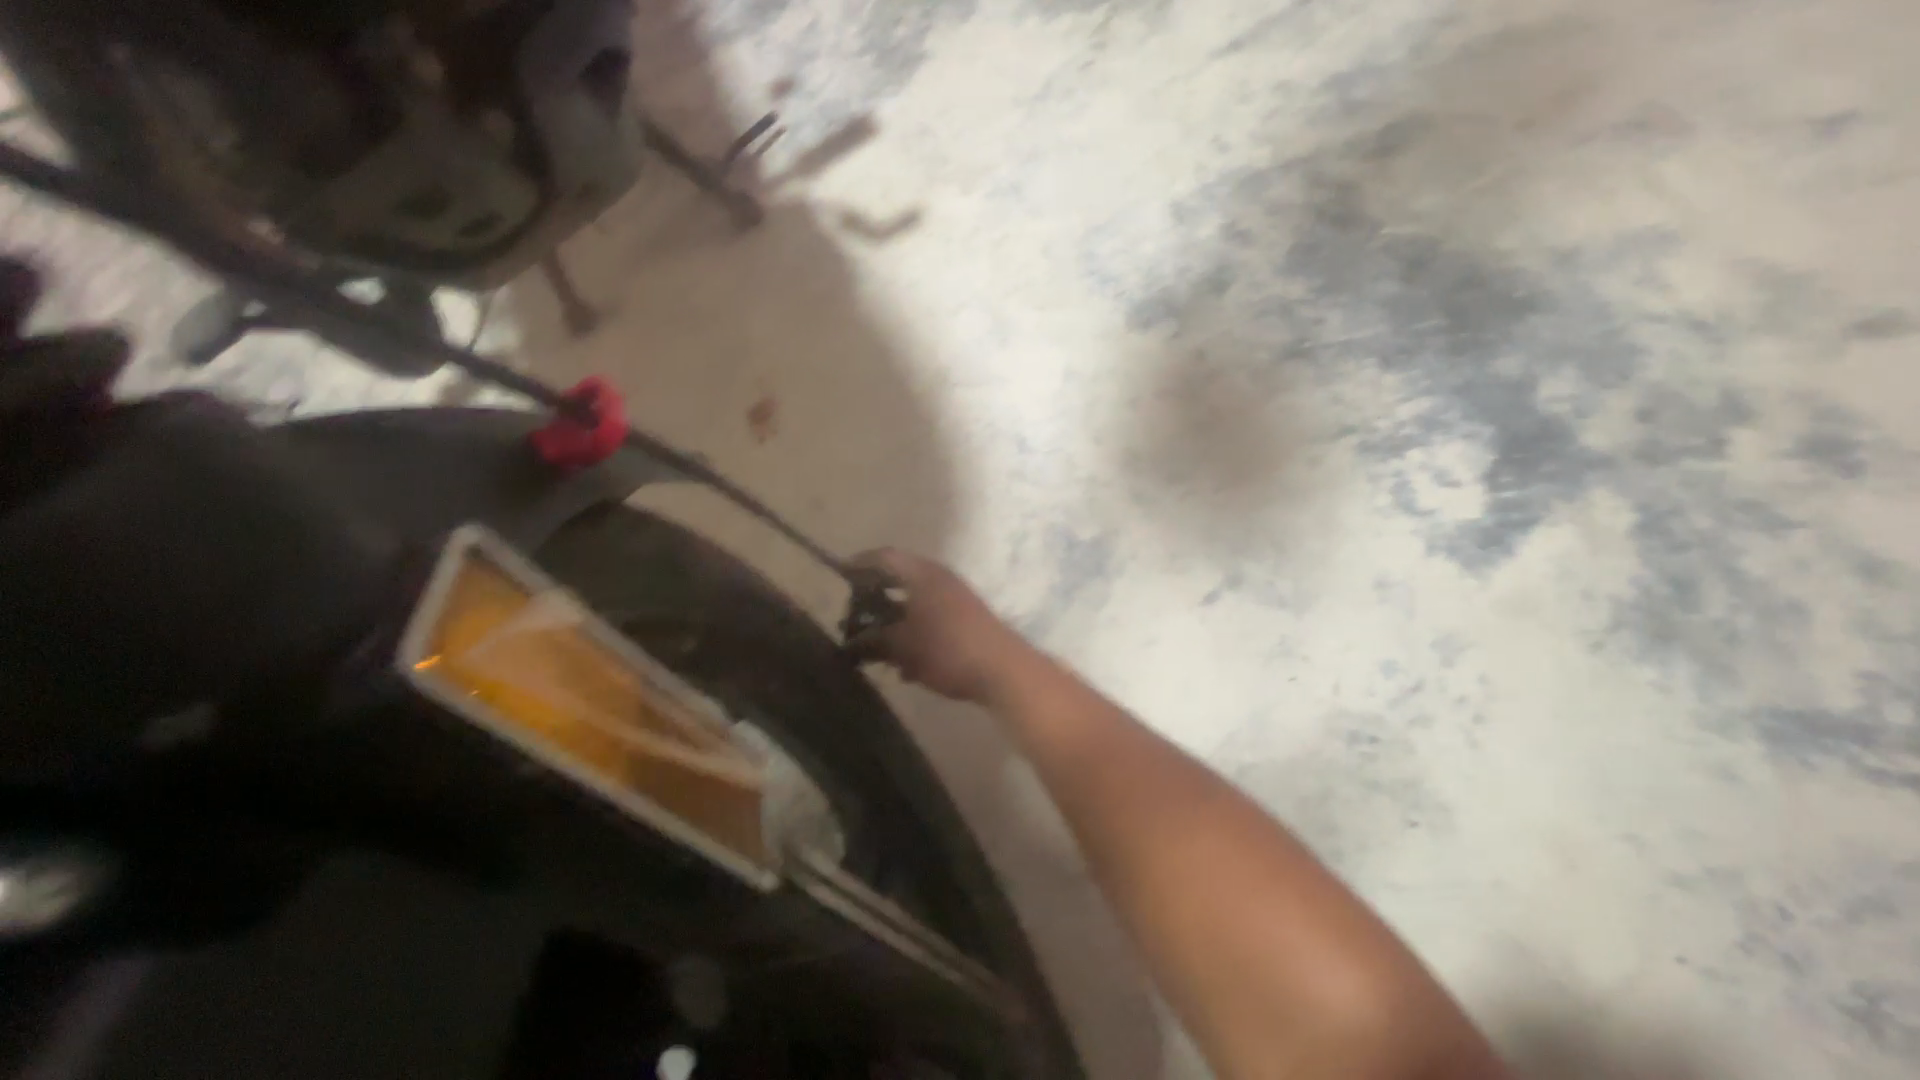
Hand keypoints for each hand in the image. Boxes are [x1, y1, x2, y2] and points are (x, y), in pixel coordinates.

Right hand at [846, 549, 1031, 703]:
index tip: (839, 575)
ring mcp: (956, 600)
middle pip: (899, 581)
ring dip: (894, 624)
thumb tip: (852, 641)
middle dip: (874, 600)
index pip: (884, 558)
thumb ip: (873, 640)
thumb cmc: (947, 649)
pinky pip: (931, 622)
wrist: (1003, 670)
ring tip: (875, 649)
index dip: (859, 565)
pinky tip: (906, 667)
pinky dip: (914, 636)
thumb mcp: (903, 646)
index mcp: (922, 574)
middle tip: (854, 617)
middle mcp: (940, 579)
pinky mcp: (966, 622)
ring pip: (915, 605)